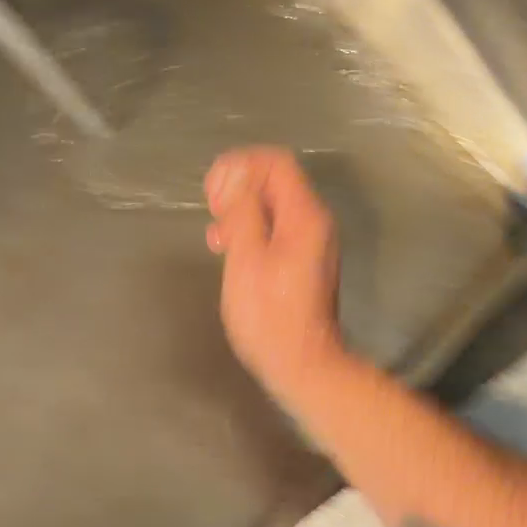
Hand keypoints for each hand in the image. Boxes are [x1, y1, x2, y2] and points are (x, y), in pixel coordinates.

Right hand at [205, 147, 347, 402]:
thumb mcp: (247, 258)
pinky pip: (276, 228)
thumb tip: (236, 177)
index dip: (240, 166)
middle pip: (275, 180)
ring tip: (216, 235)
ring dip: (240, 210)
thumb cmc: (270, 316)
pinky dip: (250, 230)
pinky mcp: (304, 261)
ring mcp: (312, 241)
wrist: (303, 365)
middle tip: (212, 212)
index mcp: (305, 215)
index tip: (213, 192)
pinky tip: (228, 250)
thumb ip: (243, 211)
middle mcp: (315, 221)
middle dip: (238, 187)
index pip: (276, 162)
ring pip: (273, 205)